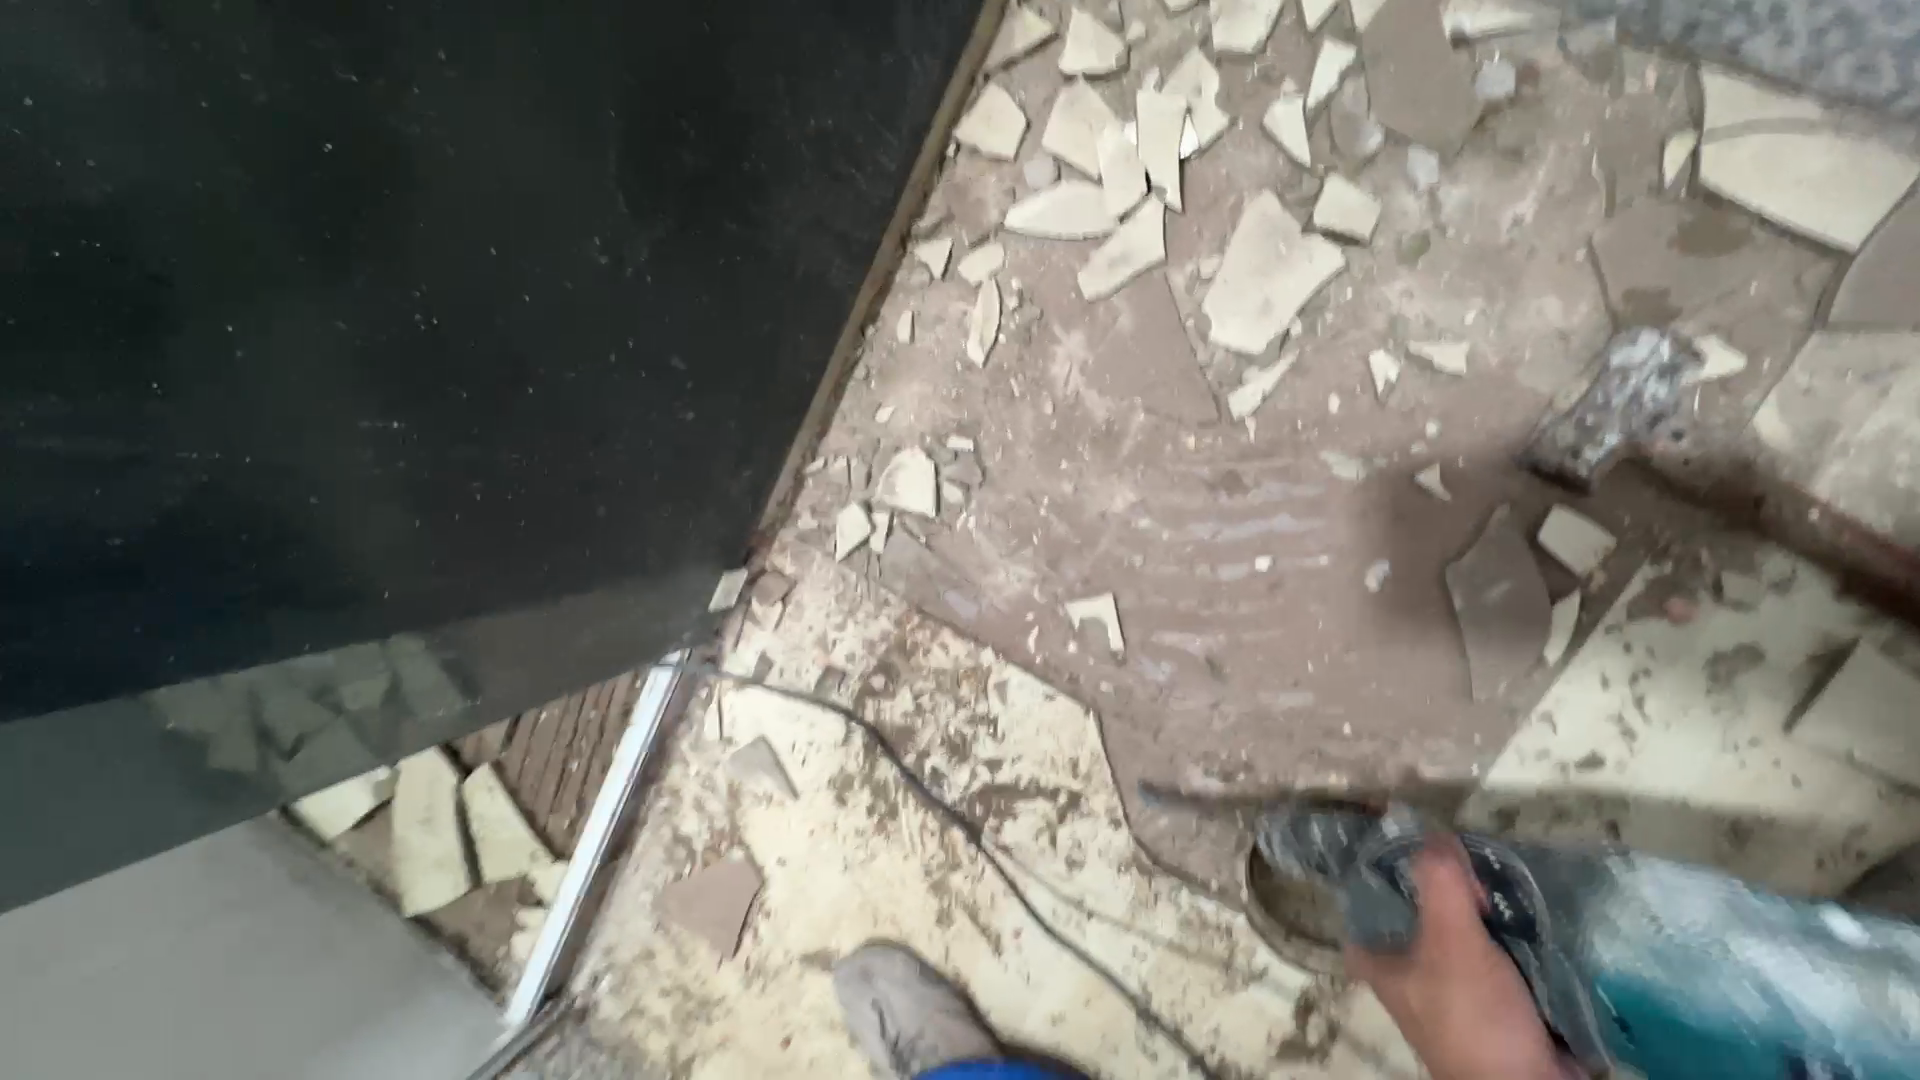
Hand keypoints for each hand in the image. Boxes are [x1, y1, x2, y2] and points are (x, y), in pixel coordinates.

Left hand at [1344, 837, 1575, 1079]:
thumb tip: (1433, 832)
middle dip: (1452, 887)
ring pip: (1464, 933)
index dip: (1397, 866)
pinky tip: (1530, 913)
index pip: (1371, 894)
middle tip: (1479, 857)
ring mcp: (1450, 993)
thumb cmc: (1472, 1017)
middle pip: (1423, 910)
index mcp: (1374, 958)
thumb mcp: (1449, 940)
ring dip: (1488, 914)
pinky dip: (1514, 941)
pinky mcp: (1494, 1010)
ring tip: (1508, 876)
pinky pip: (1499, 960)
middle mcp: (1404, 973)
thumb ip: (1438, 884)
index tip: (1427, 843)